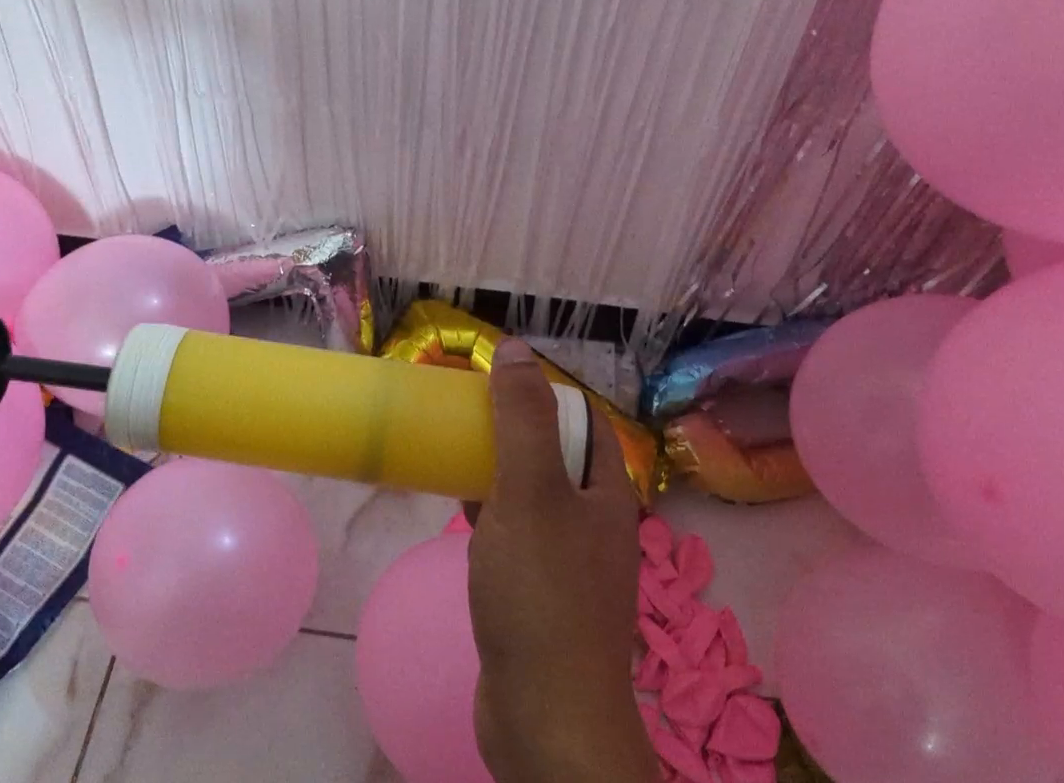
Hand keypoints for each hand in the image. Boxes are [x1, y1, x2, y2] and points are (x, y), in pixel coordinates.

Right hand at [468, 340, 657, 782]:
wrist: (546, 714)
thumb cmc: (541, 593)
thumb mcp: (530, 492)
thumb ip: (522, 421)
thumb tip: (516, 348)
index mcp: (607, 492)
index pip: (582, 421)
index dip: (540, 394)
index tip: (491, 383)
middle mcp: (597, 523)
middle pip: (557, 458)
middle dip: (514, 433)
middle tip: (464, 417)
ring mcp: (571, 564)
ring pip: (534, 499)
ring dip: (500, 475)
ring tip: (455, 458)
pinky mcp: (543, 598)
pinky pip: (519, 539)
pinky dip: (493, 519)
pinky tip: (462, 517)